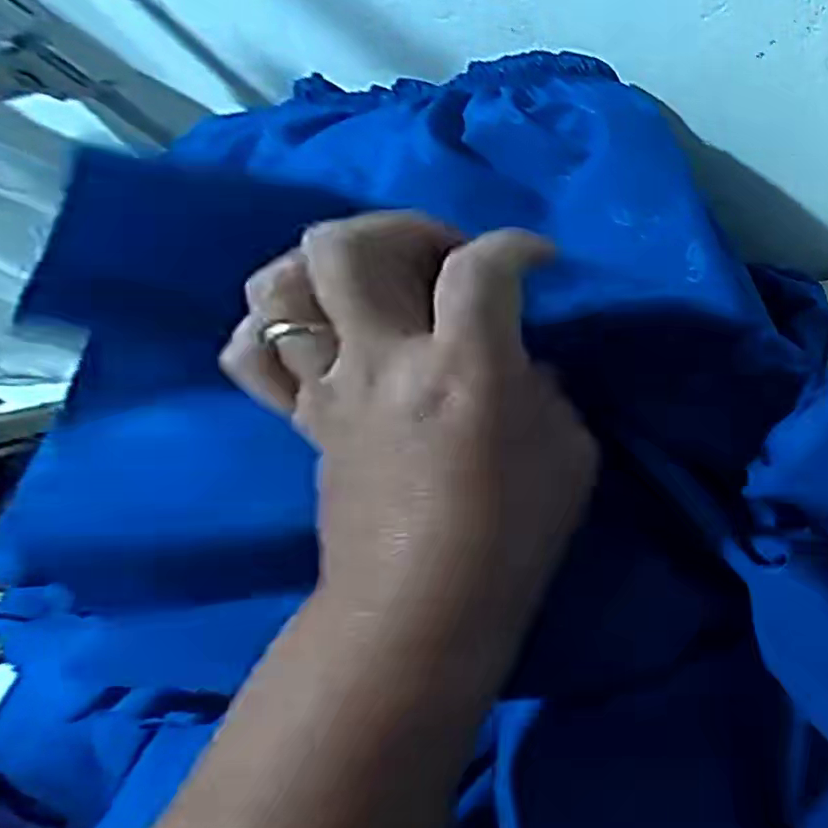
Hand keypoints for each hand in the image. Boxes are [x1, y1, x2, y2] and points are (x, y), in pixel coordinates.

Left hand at [219, 212, 597, 654]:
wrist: (430, 599)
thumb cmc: (520, 528)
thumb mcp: (574, 452)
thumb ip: (550, 394)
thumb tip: (524, 367)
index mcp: (467, 369)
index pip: (481, 270)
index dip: (516, 247)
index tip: (541, 258)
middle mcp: (385, 361)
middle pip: (349, 245)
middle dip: (406, 229)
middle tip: (449, 254)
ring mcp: (331, 389)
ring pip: (280, 284)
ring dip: (332, 264)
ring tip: (381, 283)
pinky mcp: (304, 421)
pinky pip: (254, 352)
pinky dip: (278, 326)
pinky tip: (323, 336)